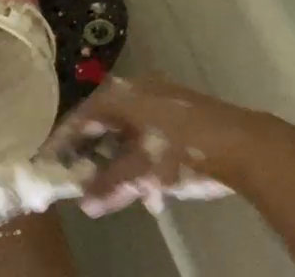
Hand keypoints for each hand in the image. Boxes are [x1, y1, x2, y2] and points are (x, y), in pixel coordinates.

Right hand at [43, 76, 283, 217]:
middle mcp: (133, 88)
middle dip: (93, 154)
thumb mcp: (142, 174)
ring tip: (120, 189)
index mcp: (118, 95)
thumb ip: (110, 187)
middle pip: (102, 122)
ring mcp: (158, 95)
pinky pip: (147, 130)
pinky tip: (150, 183)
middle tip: (82, 178)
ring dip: (119, 159)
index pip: (79, 118)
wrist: (244, 145)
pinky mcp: (179, 108)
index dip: (63, 142)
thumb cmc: (183, 151)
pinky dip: (140, 154)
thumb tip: (85, 205)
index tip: (50, 162)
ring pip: (126, 128)